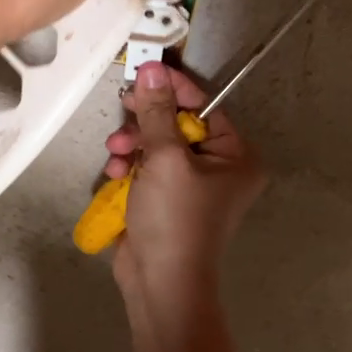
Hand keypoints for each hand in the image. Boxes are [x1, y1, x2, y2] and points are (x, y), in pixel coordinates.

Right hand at [104, 62, 266, 297]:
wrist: (161, 283)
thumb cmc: (174, 217)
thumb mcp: (164, 157)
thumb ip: (156, 111)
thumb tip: (151, 68)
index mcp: (236, 155)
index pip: (204, 106)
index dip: (173, 87)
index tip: (143, 70)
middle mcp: (220, 167)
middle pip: (178, 123)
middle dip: (146, 121)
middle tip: (122, 110)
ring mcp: (191, 186)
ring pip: (157, 144)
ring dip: (133, 144)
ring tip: (116, 154)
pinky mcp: (166, 200)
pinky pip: (148, 167)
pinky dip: (130, 166)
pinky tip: (115, 173)